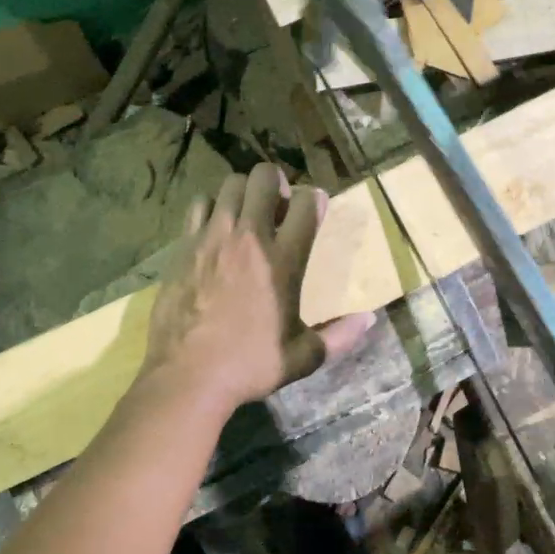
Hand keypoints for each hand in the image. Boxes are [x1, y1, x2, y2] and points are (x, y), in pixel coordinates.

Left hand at [142, 163, 376, 409]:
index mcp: (284, 260)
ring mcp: (213, 237)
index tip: (314, 208)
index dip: (314, 199)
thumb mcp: (302, 358)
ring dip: (243, 191)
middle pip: (264, 178)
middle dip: (276, 182)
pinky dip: (210, 207)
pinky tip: (214, 228)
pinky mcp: (184, 245)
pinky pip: (198, 205)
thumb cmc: (249, 367)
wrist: (187, 375)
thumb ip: (339, 335)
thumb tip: (370, 320)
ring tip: (245, 212)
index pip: (306, 204)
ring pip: (230, 184)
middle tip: (277, 203)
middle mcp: (249, 238)